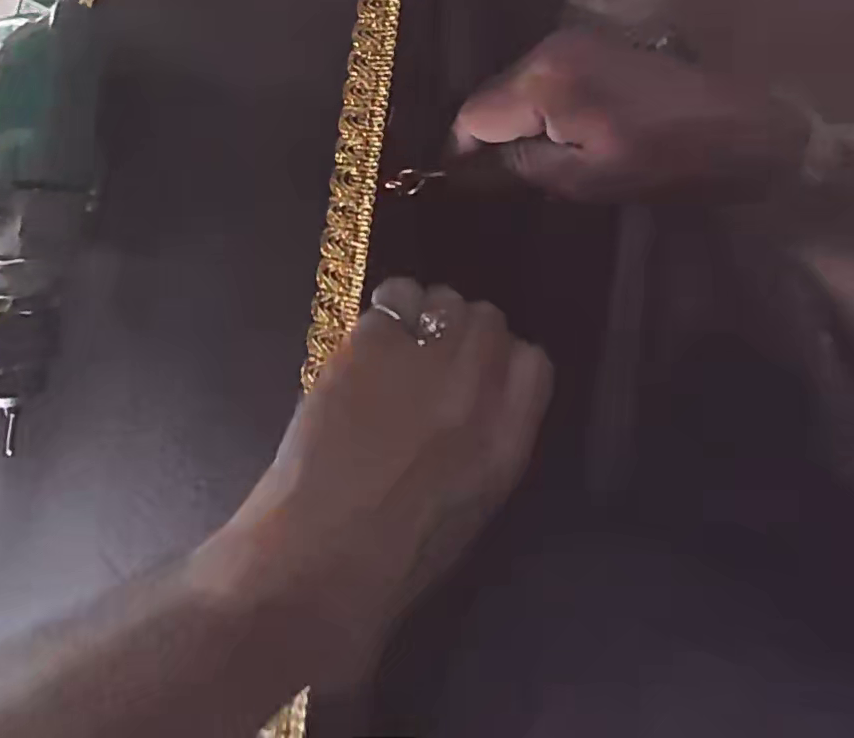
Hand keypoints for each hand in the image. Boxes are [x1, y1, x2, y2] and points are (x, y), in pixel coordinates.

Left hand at [196, 278, 551, 682]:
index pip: (532, 362)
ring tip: (398, 339)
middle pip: (486, 319)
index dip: (502, 356)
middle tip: (429, 349)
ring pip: (441, 299)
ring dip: (424, 313)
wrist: (321, 552)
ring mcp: (420, 362)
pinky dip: (382, 314)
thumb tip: (475, 388)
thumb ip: (486, 436)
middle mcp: (473, 390)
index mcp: (506, 440)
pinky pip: (390, 300)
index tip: (477, 363)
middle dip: (460, 329)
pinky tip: (364, 344)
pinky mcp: (368, 346)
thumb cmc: (397, 550)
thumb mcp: (471, 501)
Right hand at [451, 26, 810, 201]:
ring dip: (511, 124)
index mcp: (543, 81)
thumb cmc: (664, 162)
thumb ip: (514, 167)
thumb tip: (464, 170)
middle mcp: (547, 49)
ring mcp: (570, 41)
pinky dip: (534, 108)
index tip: (456, 184)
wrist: (748, 130)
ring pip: (510, 88)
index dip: (458, 153)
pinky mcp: (590, 44)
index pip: (470, 116)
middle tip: (499, 180)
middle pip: (486, 98)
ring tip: (533, 161)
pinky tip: (556, 134)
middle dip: (485, 138)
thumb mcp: (580, 179)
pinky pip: (537, 79)